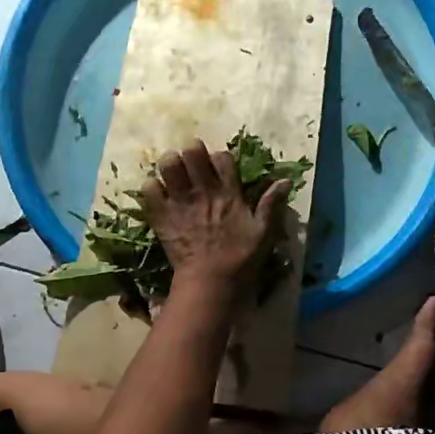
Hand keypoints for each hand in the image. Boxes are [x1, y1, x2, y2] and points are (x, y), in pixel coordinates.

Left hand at [139, 140, 288, 296]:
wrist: (211, 281)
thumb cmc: (241, 258)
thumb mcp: (264, 231)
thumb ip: (272, 204)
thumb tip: (285, 180)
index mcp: (229, 192)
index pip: (222, 157)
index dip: (218, 159)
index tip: (217, 169)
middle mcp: (203, 190)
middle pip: (192, 151)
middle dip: (191, 153)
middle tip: (191, 166)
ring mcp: (180, 201)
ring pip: (168, 163)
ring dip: (170, 165)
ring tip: (173, 175)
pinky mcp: (161, 214)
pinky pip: (149, 188)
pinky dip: (152, 188)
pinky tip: (159, 195)